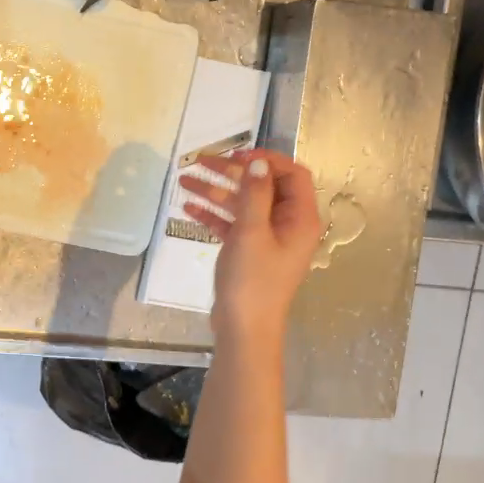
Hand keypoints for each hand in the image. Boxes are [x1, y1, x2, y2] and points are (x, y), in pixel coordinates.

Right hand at [181, 149, 322, 345]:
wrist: (245, 328)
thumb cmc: (253, 280)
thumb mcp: (251, 232)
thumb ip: (254, 194)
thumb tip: (257, 161)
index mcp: (300, 218)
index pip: (291, 175)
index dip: (266, 160)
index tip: (235, 154)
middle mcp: (288, 225)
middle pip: (262, 187)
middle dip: (231, 173)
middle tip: (200, 162)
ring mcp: (267, 239)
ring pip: (242, 205)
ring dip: (215, 192)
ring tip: (183, 181)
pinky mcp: (248, 252)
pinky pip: (232, 224)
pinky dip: (212, 215)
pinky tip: (187, 209)